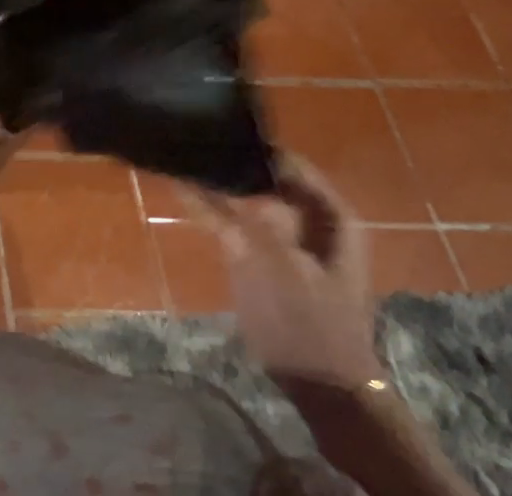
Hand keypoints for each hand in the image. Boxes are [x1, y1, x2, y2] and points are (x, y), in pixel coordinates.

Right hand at [188, 157, 383, 389]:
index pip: (290, 164)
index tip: (215, 130)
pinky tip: (181, 191)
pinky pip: (234, 222)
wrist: (319, 381)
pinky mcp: (262, 258)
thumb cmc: (307, 322)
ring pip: (246, 198)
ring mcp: (285, 240)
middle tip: (188, 141)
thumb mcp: (277, 266)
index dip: (255, 148)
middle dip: (229, 163)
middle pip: (266, 178)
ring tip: (180, 159)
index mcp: (331, 218)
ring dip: (217, 183)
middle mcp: (310, 221)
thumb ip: (245, 218)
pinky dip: (210, 208)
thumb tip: (216, 175)